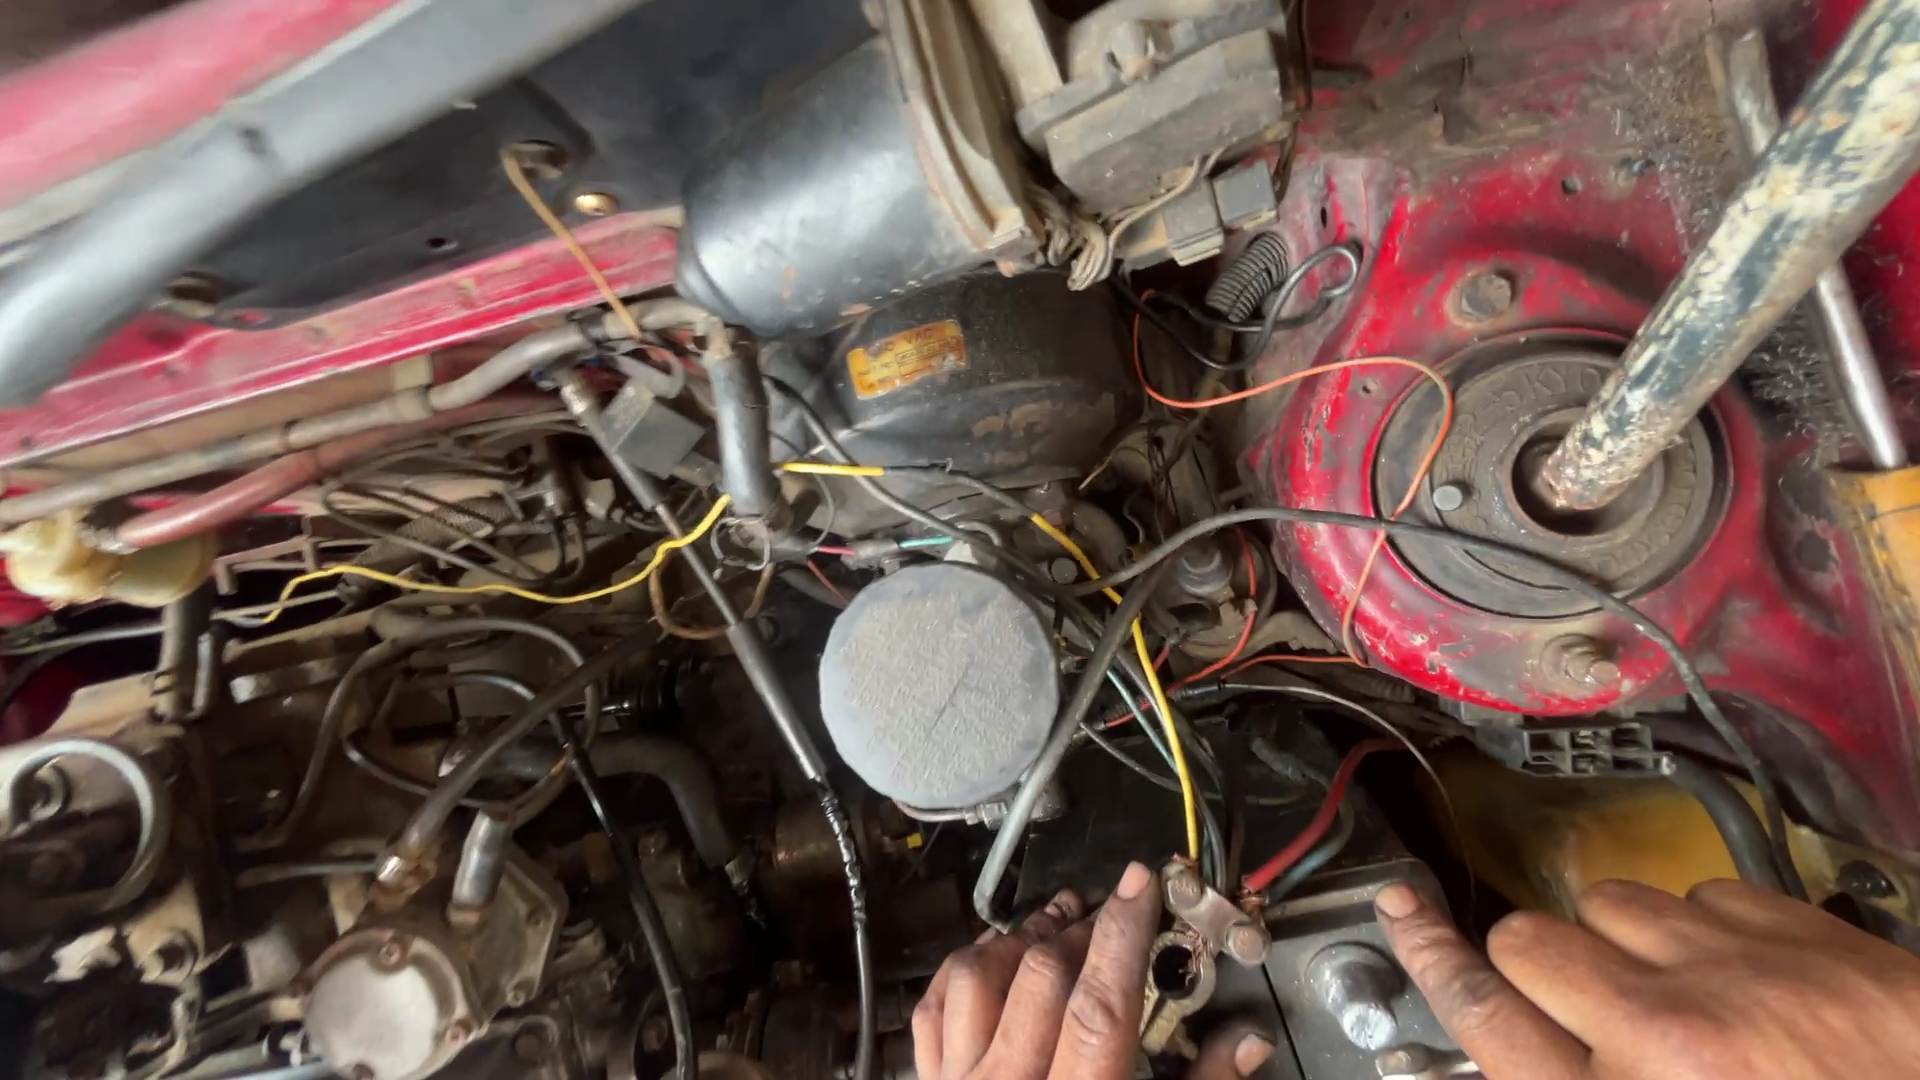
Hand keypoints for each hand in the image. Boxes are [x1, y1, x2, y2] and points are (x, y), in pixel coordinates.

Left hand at [914, 862, 1275, 1079]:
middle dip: (1079, 929)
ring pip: (978, 975)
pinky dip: (968, 966)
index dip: (1122, 935)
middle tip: (1107, 911)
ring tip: (1057, 923)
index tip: (1141, 880)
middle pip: (1039, 977)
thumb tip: (1247, 1039)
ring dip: (1022, 937)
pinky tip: (996, 954)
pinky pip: (937, 1003)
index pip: (1098, 1005)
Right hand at [1375, 877, 1919, 1078]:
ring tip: (1705, 1000)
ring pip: (1613, 904)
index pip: (1483, 1010)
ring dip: (1638, 946)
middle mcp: (1674, 1045)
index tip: (1404, 910)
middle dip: (1553, 972)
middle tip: (1607, 1015)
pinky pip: (1709, 894)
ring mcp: (1754, 985)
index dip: (1430, 955)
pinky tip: (1770, 982)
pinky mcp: (1828, 947)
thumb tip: (1518, 1040)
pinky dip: (1721, 932)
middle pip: (1528, 943)